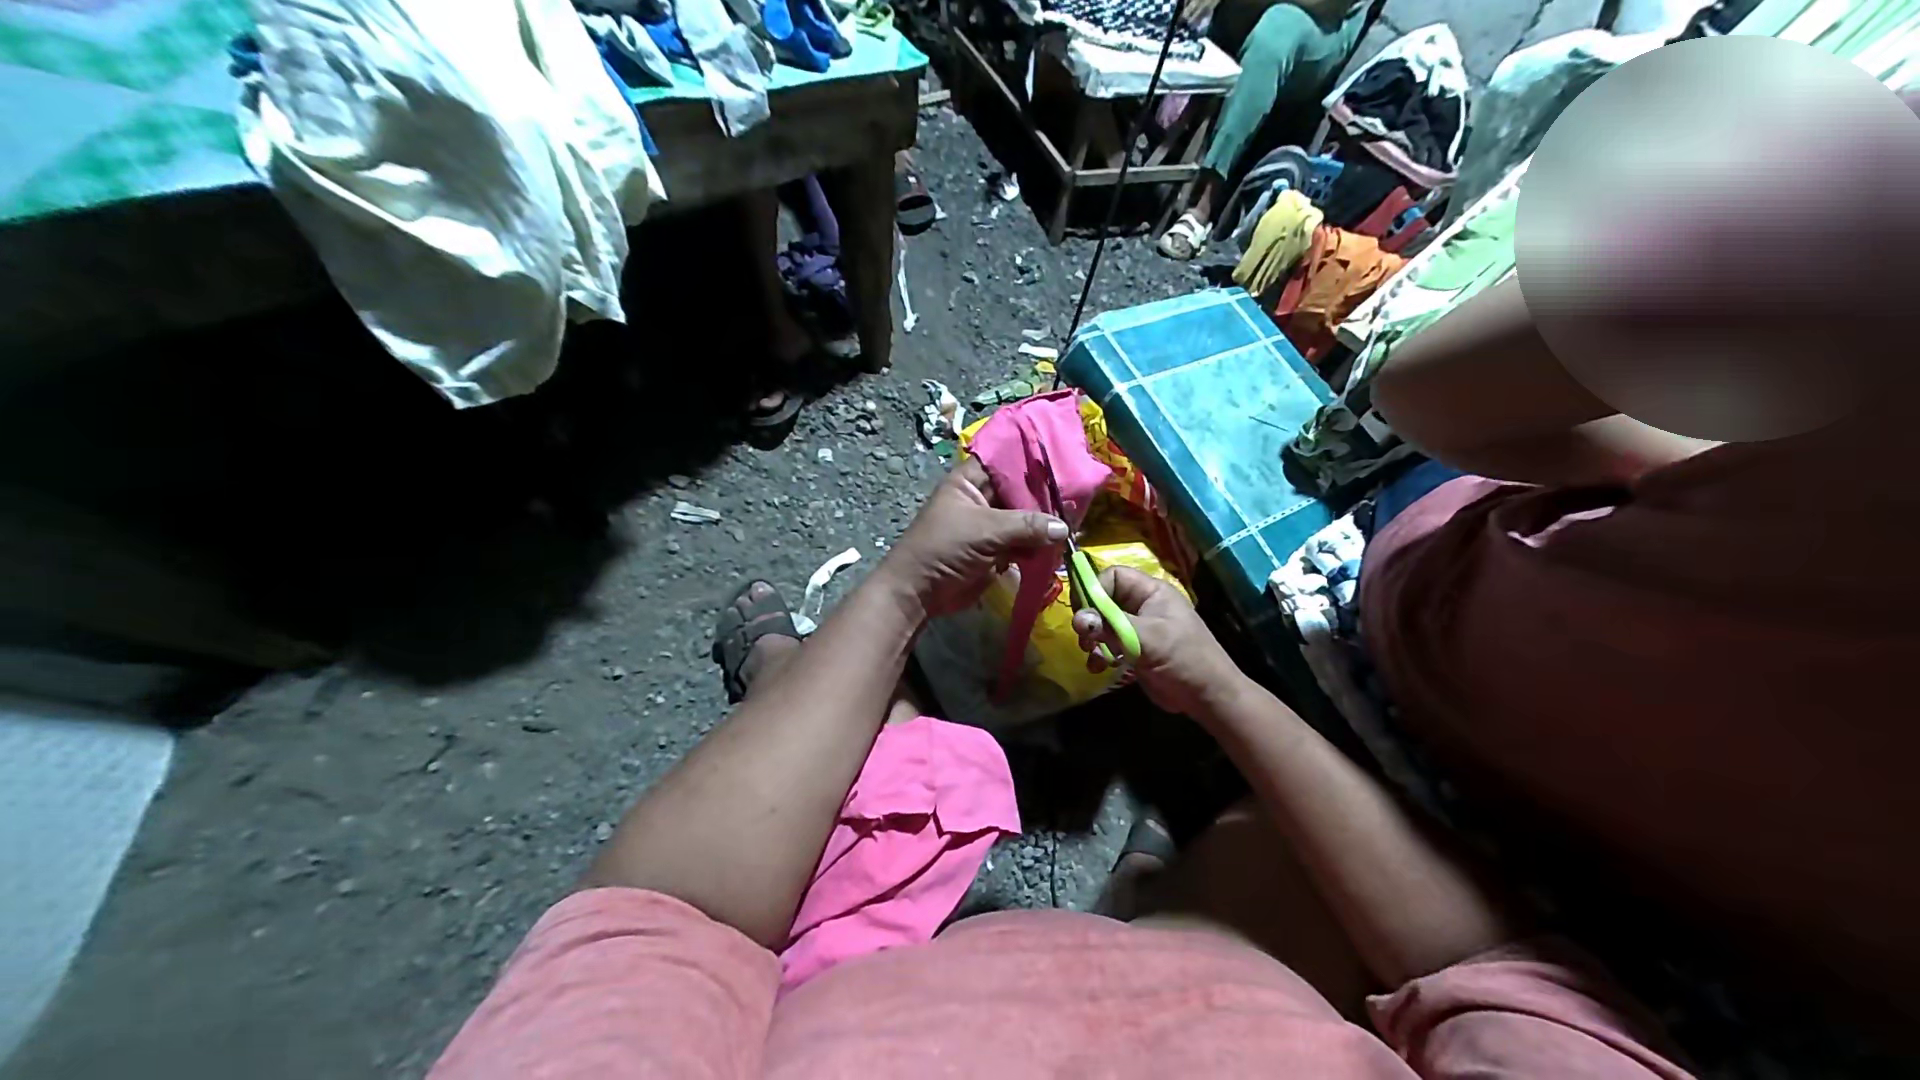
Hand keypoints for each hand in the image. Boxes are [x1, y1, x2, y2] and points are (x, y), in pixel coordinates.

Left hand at [879, 457, 1068, 618]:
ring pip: (1025, 519)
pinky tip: (1061, 546)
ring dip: (1045, 525)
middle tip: (1079, 496)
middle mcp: (982, 498)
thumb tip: (1063, 529)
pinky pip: (1023, 543)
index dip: (1031, 459)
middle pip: (1020, 492)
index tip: (1064, 458)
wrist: (919, 592)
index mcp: (970, 481)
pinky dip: (1039, 546)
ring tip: (1077, 522)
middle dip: (1045, 497)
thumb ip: (1025, 525)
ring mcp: (990, 526)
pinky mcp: (996, 550)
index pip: (1006, 460)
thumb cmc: (944, 548)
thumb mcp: (985, 530)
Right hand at [1073, 566, 1245, 717]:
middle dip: (1090, 618)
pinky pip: (1108, 644)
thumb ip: (1111, 626)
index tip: (1083, 612)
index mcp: (1151, 592)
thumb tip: (1078, 619)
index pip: (1113, 576)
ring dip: (1092, 639)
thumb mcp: (1147, 638)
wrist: (1208, 697)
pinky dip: (1099, 654)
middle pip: (1104, 600)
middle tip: (1084, 638)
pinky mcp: (1134, 650)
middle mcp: (1143, 606)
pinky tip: (1098, 667)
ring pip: (1102, 624)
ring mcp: (1138, 628)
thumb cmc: (1184, 659)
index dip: (1095, 590)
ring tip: (1091, 654)